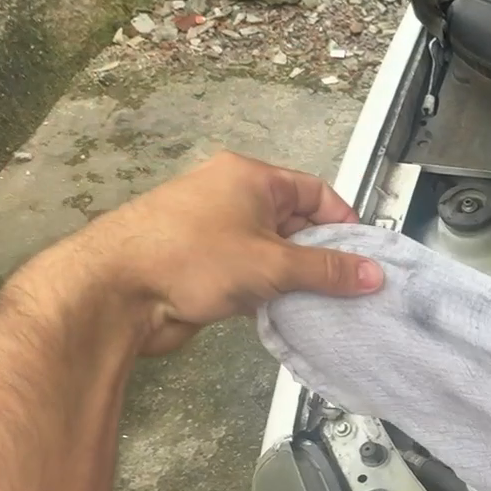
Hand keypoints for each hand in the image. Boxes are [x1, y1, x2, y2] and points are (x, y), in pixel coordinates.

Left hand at [15, 151, 382, 354]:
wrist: (115, 292)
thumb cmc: (192, 260)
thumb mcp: (274, 263)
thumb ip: (329, 270)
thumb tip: (375, 275)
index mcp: (250, 178)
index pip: (317, 193)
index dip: (345, 223)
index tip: (363, 258)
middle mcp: (235, 197)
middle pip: (300, 222)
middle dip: (326, 255)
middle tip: (350, 286)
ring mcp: (219, 230)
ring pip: (280, 251)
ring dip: (302, 276)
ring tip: (325, 302)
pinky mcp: (209, 263)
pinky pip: (258, 271)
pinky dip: (277, 289)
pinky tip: (291, 311)